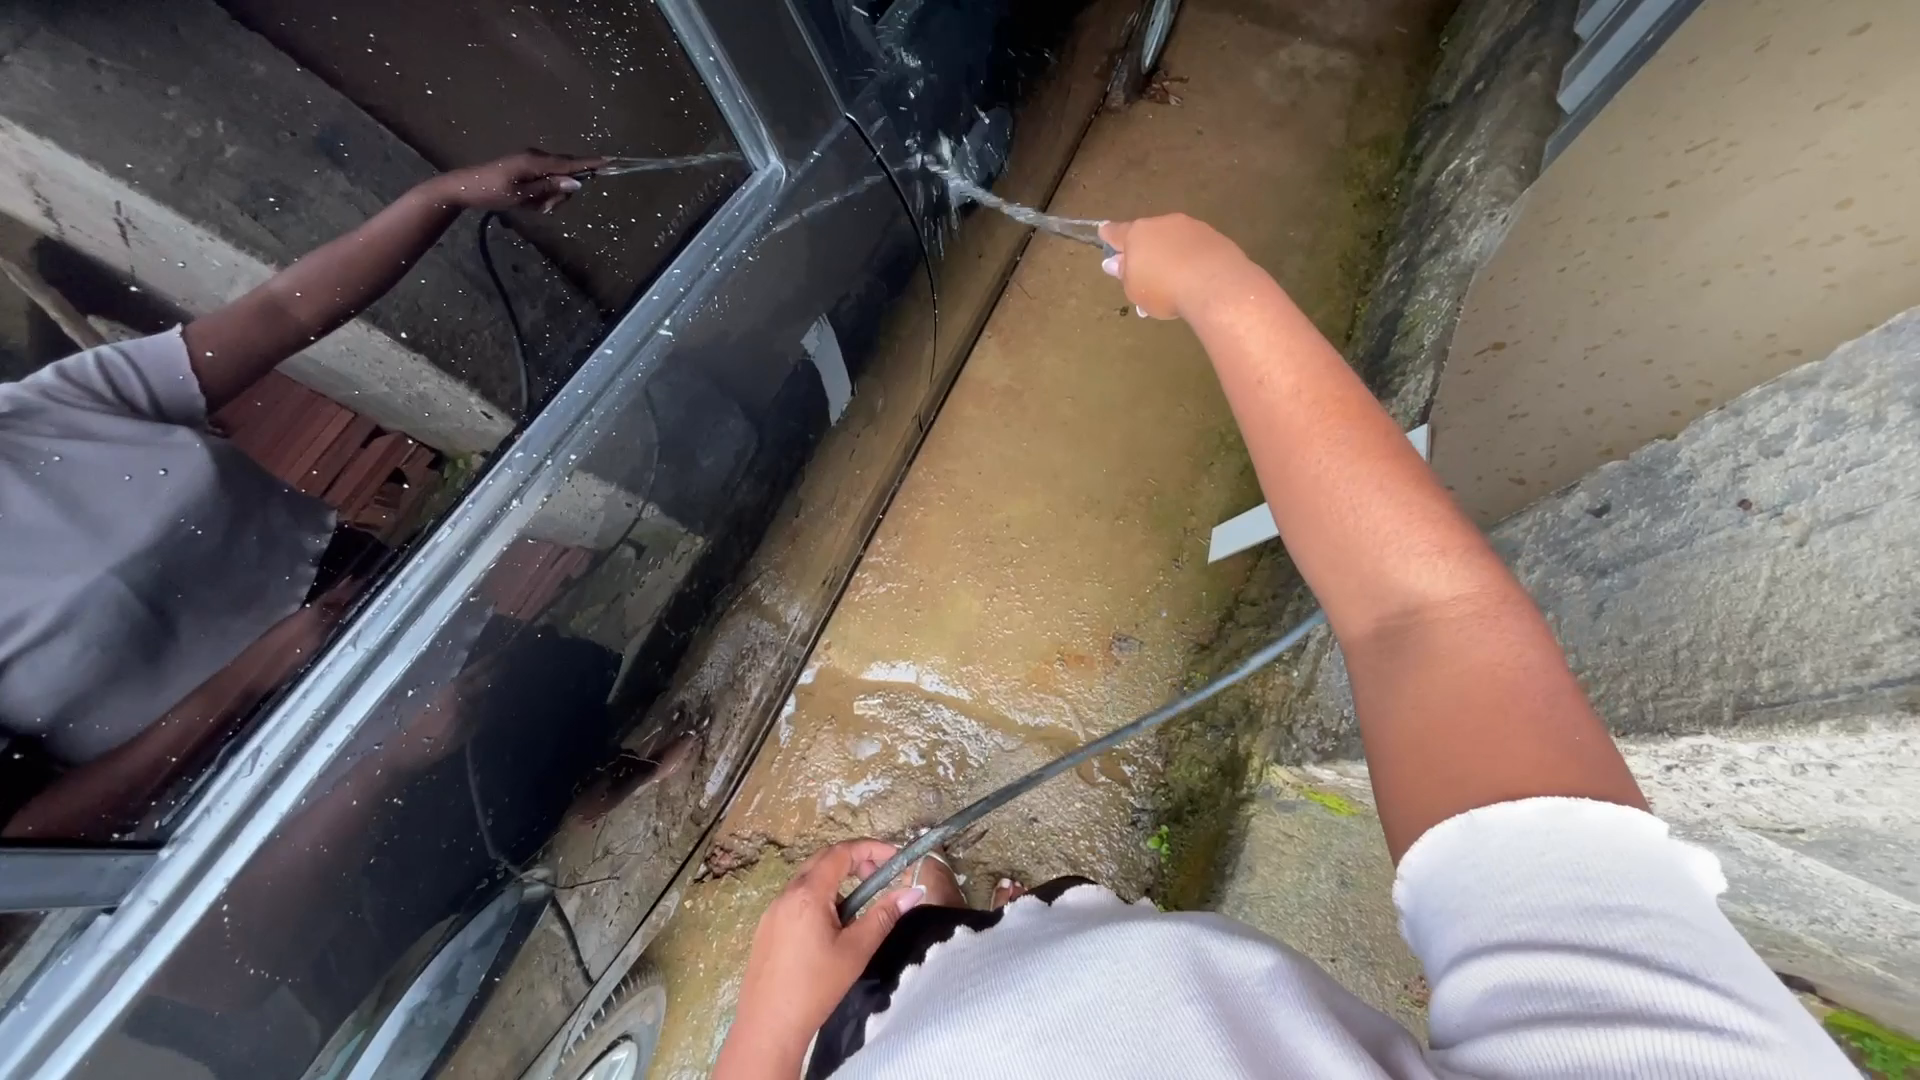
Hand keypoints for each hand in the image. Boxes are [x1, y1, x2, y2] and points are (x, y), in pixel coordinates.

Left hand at [424, 150, 607, 212]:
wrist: (463, 188)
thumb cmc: (491, 191)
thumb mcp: (523, 195)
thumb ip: (551, 188)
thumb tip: (575, 183)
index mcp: (534, 162)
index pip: (569, 163)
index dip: (591, 164)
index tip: (610, 161)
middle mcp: (535, 158)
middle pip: (565, 175)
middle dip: (561, 194)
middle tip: (543, 208)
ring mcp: (530, 163)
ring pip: (556, 183)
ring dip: (550, 198)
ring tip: (532, 206)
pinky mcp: (526, 169)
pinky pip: (546, 183)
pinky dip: (542, 196)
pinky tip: (528, 203)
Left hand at [715, 840, 925, 1078]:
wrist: (767, 1028)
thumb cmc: (815, 988)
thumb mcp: (856, 951)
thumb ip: (884, 916)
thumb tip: (913, 892)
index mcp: (808, 893)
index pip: (842, 852)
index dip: (871, 849)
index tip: (895, 857)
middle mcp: (787, 894)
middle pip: (824, 859)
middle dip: (855, 859)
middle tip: (879, 876)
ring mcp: (773, 910)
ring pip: (809, 878)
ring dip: (837, 879)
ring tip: (858, 905)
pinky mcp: (767, 927)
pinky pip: (796, 897)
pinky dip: (819, 896)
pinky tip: (830, 926)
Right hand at [1100, 214, 1257, 319]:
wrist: (1213, 284)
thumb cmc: (1163, 289)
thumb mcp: (1134, 289)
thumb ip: (1124, 274)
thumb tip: (1116, 262)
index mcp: (1137, 233)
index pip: (1117, 232)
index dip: (1109, 235)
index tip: (1103, 231)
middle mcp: (1163, 223)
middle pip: (1148, 236)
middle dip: (1144, 251)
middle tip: (1144, 274)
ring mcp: (1191, 227)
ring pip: (1173, 242)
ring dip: (1169, 257)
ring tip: (1171, 284)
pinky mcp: (1214, 237)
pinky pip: (1193, 249)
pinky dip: (1189, 260)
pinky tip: (1192, 280)